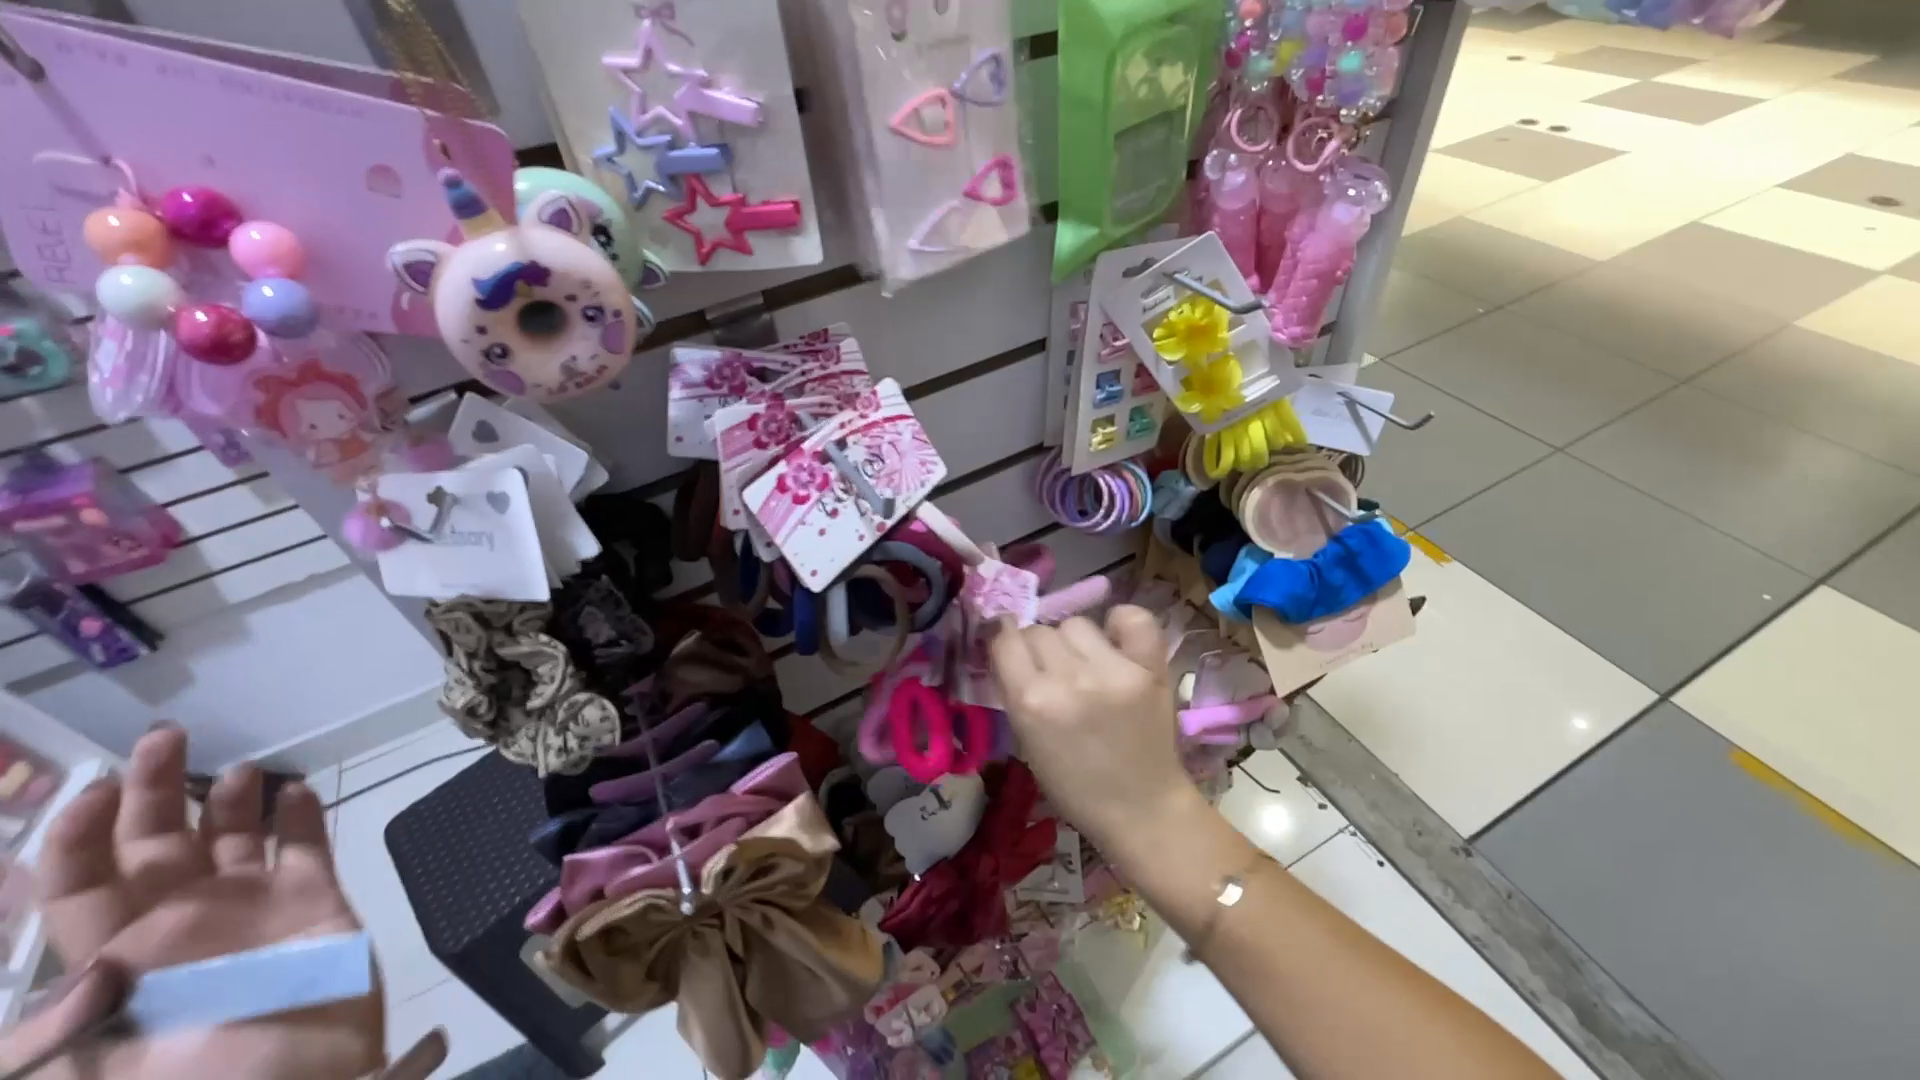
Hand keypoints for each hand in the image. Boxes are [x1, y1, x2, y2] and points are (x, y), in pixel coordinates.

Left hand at [1, 727, 443, 1079]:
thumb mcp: (108, 1075)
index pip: (80, 882)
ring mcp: (252, 908)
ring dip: (229, 797)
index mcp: (116, 956)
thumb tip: (86, 969)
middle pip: (156, 842)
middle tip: (166, 738)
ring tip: (238, 767)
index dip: (77, 834)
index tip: (95, 790)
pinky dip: (300, 816)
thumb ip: (66, 1031)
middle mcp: (179, 920)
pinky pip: (306, 847)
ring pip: (232, 836)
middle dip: (153, 788)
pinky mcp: (314, 901)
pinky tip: (294, 793)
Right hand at [989, 605, 1201, 849]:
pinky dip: (1121, 625)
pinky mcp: (1149, 669)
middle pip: (1040, 631)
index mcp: (1032, 702)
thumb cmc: (1075, 787)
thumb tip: (1007, 645)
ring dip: (1074, 641)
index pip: (1006, 639)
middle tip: (1053, 673)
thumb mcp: (1027, 743)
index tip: (1011, 649)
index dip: (1005, 641)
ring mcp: (1112, 671)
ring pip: (1076, 623)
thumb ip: (1015, 693)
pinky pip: (1132, 618)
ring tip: (1086, 667)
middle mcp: (1069, 679)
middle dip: (1039, 649)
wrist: (1140, 809)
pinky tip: (1117, 643)